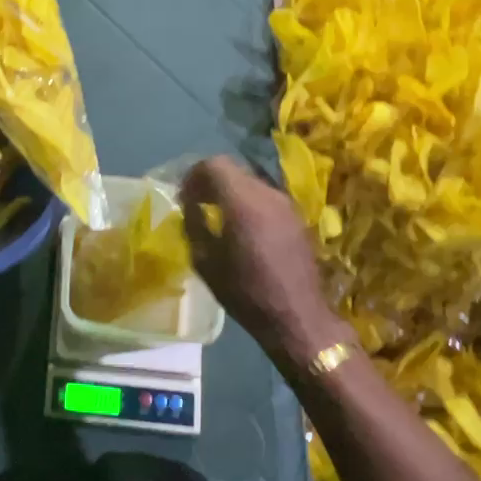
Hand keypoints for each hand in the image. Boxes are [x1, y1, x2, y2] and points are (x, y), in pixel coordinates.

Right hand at [180, 157, 353, 370]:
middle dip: (210, 181)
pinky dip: (248, 203)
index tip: (184, 196)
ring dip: (230, 192)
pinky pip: (265, 197)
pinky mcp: (297, 217)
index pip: (214, 164)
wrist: (296, 316)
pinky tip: (242, 229)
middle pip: (233, 169)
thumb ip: (194, 225)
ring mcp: (286, 204)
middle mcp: (268, 194)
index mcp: (243, 203)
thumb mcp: (206, 261)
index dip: (193, 175)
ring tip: (218, 217)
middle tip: (197, 204)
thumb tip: (190, 205)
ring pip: (250, 182)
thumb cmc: (245, 292)